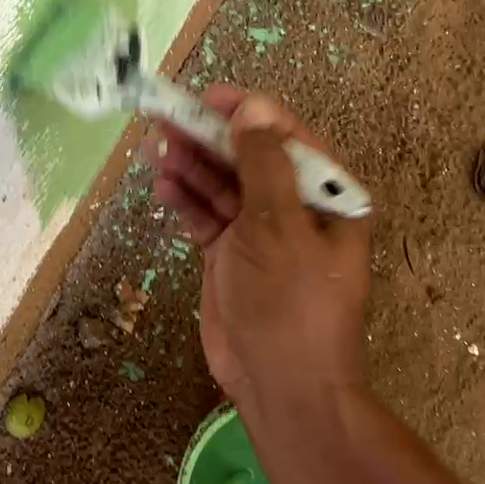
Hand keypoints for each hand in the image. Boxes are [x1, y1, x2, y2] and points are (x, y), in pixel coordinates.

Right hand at [146, 86, 371, 408]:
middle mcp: (295, 209)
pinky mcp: (230, 256)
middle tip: (166, 117)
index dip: (247, 113)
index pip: (286, 138)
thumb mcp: (278, 227)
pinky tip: (163, 186)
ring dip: (191, 165)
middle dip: (209, 137)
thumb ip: (263, 164)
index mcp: (327, 197)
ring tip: (157, 147)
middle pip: (248, 157)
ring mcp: (260, 234)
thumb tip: (253, 108)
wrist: (282, 388)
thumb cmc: (292, 304)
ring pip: (222, 184)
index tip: (208, 95)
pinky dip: (185, 200)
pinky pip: (206, 215)